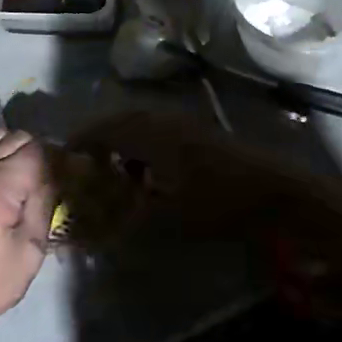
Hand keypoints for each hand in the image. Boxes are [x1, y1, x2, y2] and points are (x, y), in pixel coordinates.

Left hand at [0, 129, 53, 341]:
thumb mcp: (30, 248)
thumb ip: (44, 202)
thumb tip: (59, 173)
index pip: (37, 151)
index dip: (59, 158)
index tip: (76, 171)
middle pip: (19, 136)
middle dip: (42, 150)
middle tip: (58, 173)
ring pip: (1, 136)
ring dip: (21, 147)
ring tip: (36, 173)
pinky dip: (4, 152)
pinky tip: (13, 177)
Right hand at [68, 112, 341, 274]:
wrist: (276, 190)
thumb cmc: (220, 201)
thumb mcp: (171, 217)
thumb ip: (133, 216)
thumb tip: (102, 222)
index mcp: (151, 134)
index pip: (104, 129)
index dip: (82, 141)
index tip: (65, 158)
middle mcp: (162, 119)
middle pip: (120, 121)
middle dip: (99, 140)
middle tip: (85, 165)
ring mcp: (182, 123)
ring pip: (139, 125)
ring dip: (121, 142)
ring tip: (113, 171)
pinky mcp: (198, 132)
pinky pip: (156, 130)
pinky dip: (142, 146)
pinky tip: (147, 172)